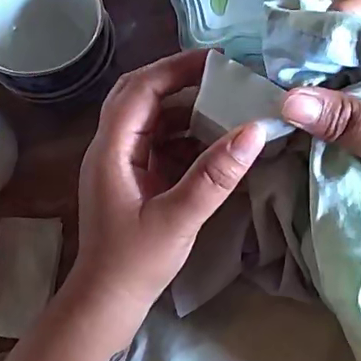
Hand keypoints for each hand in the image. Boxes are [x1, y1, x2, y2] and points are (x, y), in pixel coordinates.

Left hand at [71, 51, 265, 306]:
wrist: (107, 300)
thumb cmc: (135, 263)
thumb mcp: (179, 219)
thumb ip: (215, 176)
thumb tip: (254, 131)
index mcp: (111, 150)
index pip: (139, 89)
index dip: (176, 68)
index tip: (217, 61)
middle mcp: (110, 148)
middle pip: (139, 96)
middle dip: (178, 81)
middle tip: (221, 76)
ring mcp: (119, 164)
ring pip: (149, 119)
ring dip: (183, 109)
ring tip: (224, 104)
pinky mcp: (131, 179)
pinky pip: (156, 143)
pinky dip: (182, 136)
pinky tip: (212, 143)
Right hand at [278, 0, 360, 232]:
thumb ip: (346, 121)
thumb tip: (287, 101)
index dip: (344, 10)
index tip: (312, 46)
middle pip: (349, 37)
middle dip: (314, 53)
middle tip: (281, 79)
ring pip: (337, 74)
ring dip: (310, 87)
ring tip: (282, 105)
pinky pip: (334, 106)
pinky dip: (314, 113)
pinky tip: (295, 127)